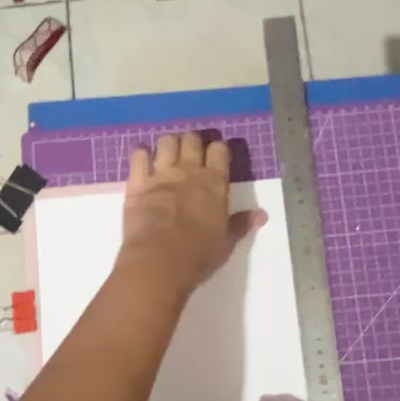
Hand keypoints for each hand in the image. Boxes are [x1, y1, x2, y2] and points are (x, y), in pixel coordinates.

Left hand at [117, 133, 265, 293]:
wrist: (159, 260)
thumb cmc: (198, 254)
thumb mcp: (226, 242)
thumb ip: (241, 224)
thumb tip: (262, 214)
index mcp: (214, 183)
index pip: (219, 150)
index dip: (218, 149)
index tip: (216, 156)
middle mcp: (189, 171)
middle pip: (192, 140)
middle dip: (192, 142)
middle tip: (191, 153)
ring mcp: (161, 174)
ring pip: (166, 142)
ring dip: (169, 144)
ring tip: (169, 153)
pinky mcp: (137, 183)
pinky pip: (138, 156)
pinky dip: (141, 153)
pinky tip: (142, 158)